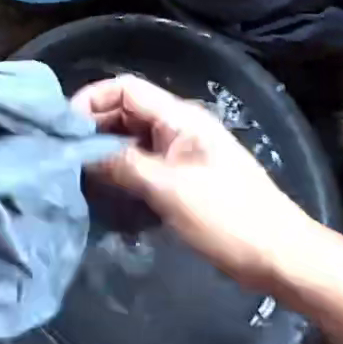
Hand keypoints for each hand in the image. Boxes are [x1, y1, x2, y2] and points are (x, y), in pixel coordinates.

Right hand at [74, 76, 318, 289]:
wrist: (280, 255)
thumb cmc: (227, 217)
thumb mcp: (169, 190)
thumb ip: (123, 165)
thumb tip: (80, 152)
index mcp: (179, 117)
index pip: (126, 88)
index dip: (91, 100)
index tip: (63, 129)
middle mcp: (178, 126)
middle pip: (126, 112)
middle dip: (94, 129)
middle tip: (64, 158)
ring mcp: (181, 152)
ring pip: (132, 140)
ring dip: (106, 154)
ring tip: (77, 177)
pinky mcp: (183, 178)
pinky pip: (143, 164)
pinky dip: (122, 173)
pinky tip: (105, 195)